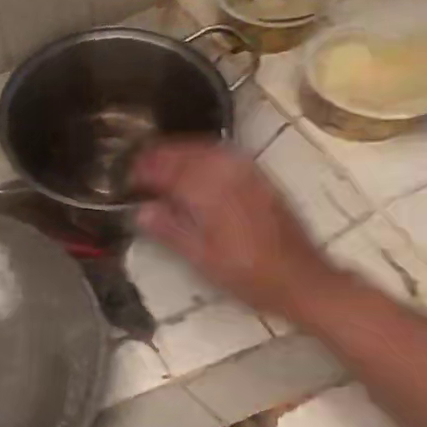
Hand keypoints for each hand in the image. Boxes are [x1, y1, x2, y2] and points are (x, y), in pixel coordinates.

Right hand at [132, 141, 342, 320]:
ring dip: (180, 151)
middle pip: (185, 151)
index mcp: (207, 190)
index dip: (143, 170)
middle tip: (140, 168)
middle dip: (159, 155)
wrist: (300, 278)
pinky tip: (196, 168)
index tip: (126, 177)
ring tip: (162, 164)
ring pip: (205, 148)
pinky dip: (203, 154)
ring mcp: (246, 172)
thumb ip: (168, 229)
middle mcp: (226, 172)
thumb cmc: (247, 275)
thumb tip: (140, 210)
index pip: (166, 168)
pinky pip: (224, 154)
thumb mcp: (200, 258)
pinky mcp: (259, 177)